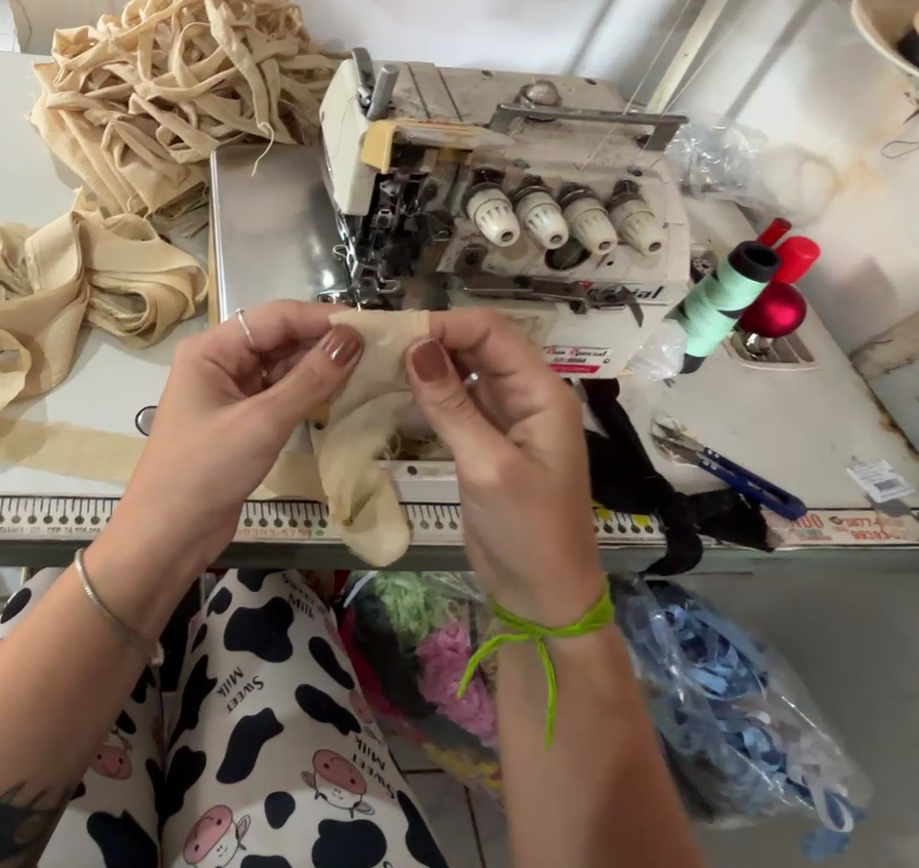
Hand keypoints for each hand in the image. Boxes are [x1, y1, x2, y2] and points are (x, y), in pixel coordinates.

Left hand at [102, 301, 362, 582]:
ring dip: (320, 368)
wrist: (167, 535)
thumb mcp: (262, 423)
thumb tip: (352, 338)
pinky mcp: (241, 421)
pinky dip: (308, 394)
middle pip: (279, 339)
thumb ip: (309, 380)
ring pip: (282, 367)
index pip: (274, 317)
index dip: (322, 318)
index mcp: (211, 349)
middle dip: (324, 342)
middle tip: (379, 346)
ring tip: (370, 366)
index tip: (371, 324)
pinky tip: (342, 393)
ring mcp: (230, 393)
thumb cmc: (205, 471)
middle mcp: (219, 362)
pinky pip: (280, 395)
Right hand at [404, 310, 602, 624]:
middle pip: (478, 346)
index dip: (445, 325)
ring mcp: (505, 419)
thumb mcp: (487, 466)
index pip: (492, 333)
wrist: (543, 593)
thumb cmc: (528, 530)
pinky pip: (457, 402)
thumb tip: (415, 347)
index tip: (393, 334)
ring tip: (377, 362)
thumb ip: (451, 406)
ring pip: (464, 372)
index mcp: (542, 394)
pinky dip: (428, 393)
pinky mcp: (485, 441)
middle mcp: (526, 396)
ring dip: (427, 364)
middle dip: (432, 339)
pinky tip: (393, 391)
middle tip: (376, 345)